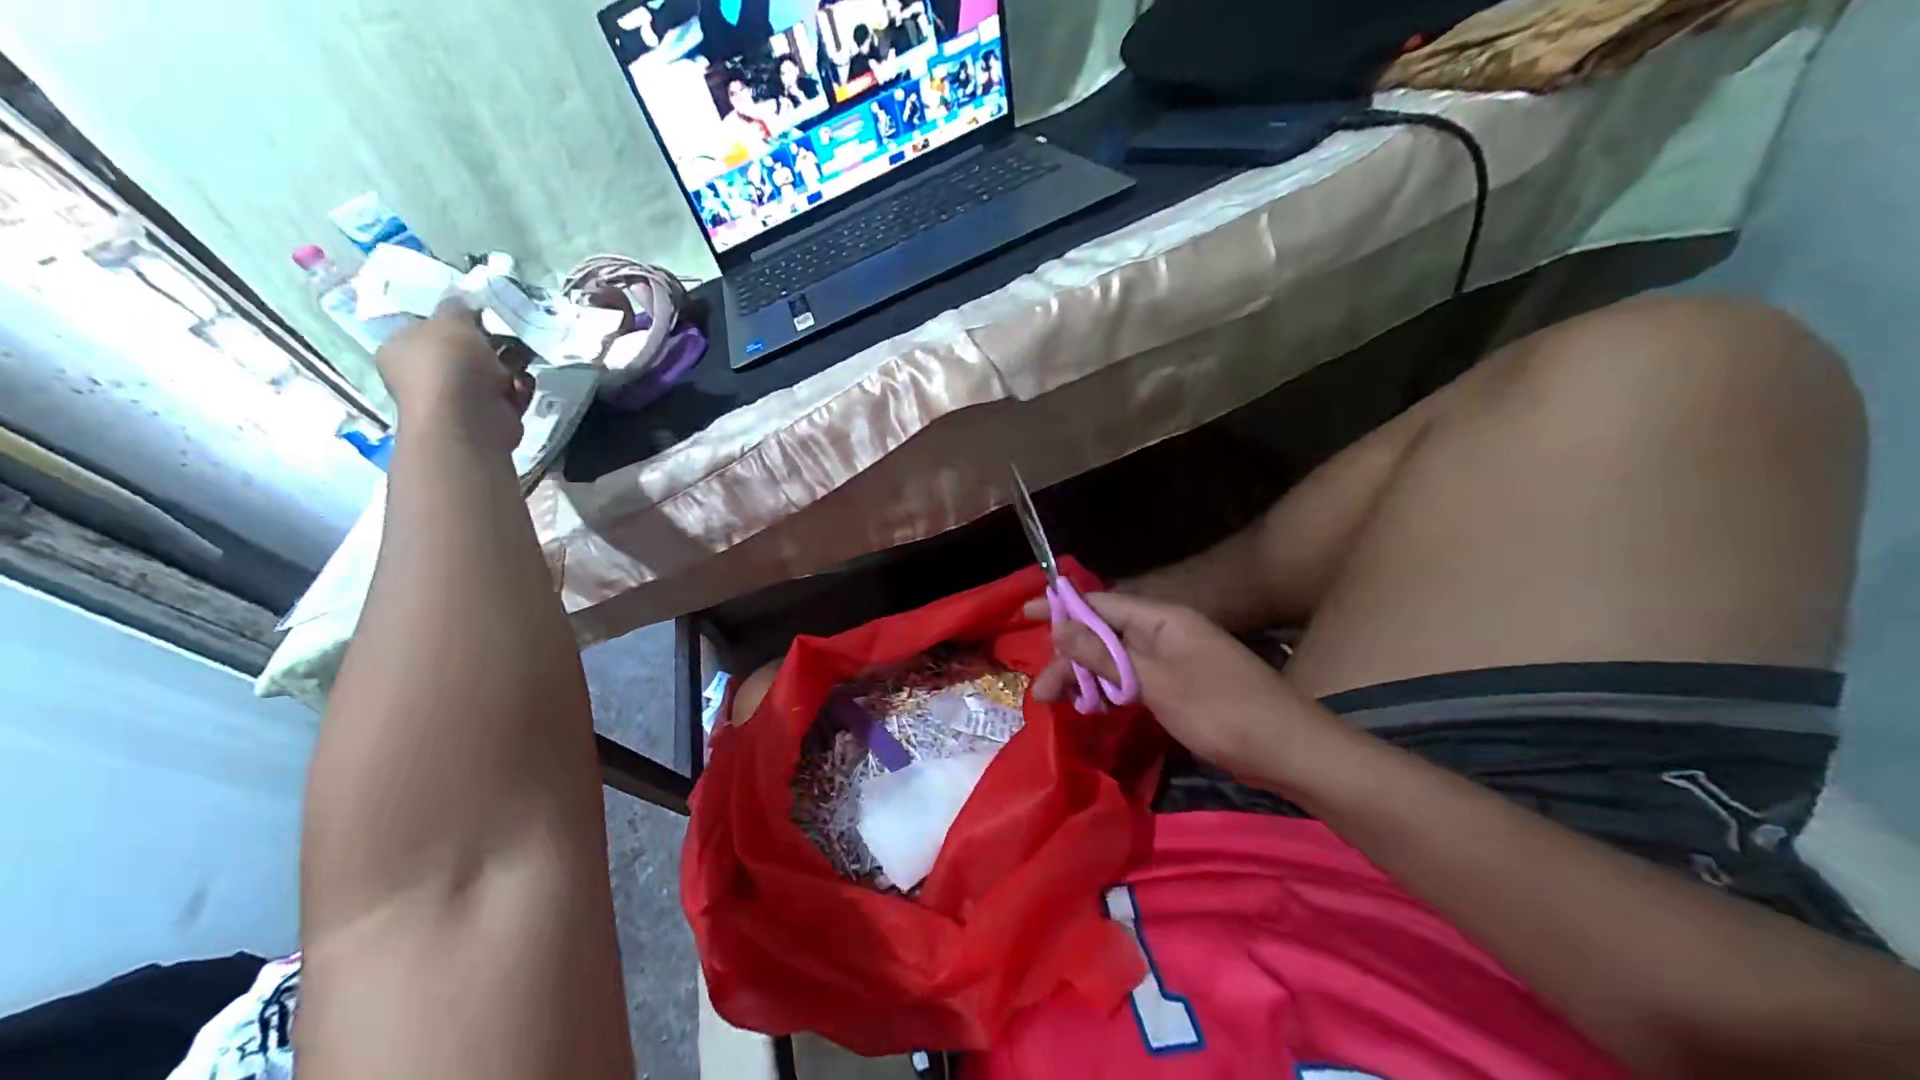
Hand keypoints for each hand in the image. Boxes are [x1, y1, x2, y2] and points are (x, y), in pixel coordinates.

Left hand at [375, 300, 532, 451]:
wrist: (469, 419)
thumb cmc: (450, 364)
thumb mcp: (451, 320)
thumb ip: (458, 307)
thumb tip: (464, 302)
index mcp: (405, 348)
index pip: (431, 327)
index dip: (458, 319)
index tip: (484, 314)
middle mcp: (429, 373)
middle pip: (467, 349)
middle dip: (493, 342)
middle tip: (512, 334)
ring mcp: (460, 396)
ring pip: (493, 372)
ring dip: (512, 364)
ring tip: (523, 360)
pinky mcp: (490, 414)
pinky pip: (511, 393)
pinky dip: (520, 388)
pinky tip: (521, 385)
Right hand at [1026, 591, 1334, 786]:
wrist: (1288, 751)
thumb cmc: (1222, 711)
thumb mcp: (1157, 681)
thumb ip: (1106, 654)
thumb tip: (1059, 627)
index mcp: (1163, 620)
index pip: (1101, 604)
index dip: (1060, 608)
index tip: (1022, 613)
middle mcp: (1166, 633)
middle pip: (1104, 635)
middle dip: (1069, 659)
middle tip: (1040, 691)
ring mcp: (1174, 662)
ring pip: (1116, 661)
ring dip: (1087, 679)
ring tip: (1057, 703)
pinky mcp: (1180, 688)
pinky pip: (1134, 681)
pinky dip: (1111, 692)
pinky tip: (1093, 708)